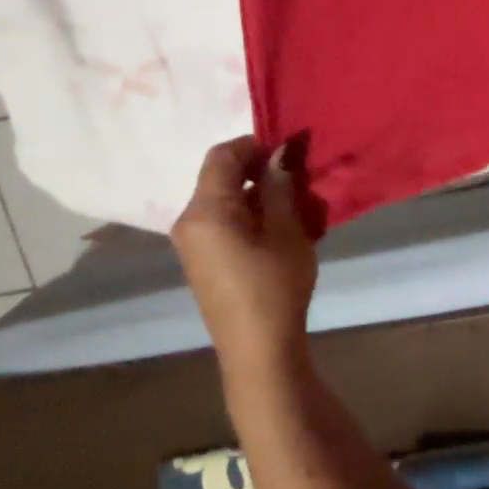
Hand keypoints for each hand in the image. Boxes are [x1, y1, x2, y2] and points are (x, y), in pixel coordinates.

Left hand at [171, 136, 317, 370]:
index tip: (291, 150)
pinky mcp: (203, 256)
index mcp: (205, 211)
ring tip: (294, 200)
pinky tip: (278, 224)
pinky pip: (223, 217)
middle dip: (258, 166)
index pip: (221, 156)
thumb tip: (280, 152)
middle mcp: (189, 220)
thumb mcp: (287, 229)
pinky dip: (249, 209)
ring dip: (257, 189)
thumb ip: (280, 186)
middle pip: (219, 175)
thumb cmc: (275, 283)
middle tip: (299, 175)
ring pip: (223, 196)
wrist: (257, 345)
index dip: (255, 143)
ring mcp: (193, 240)